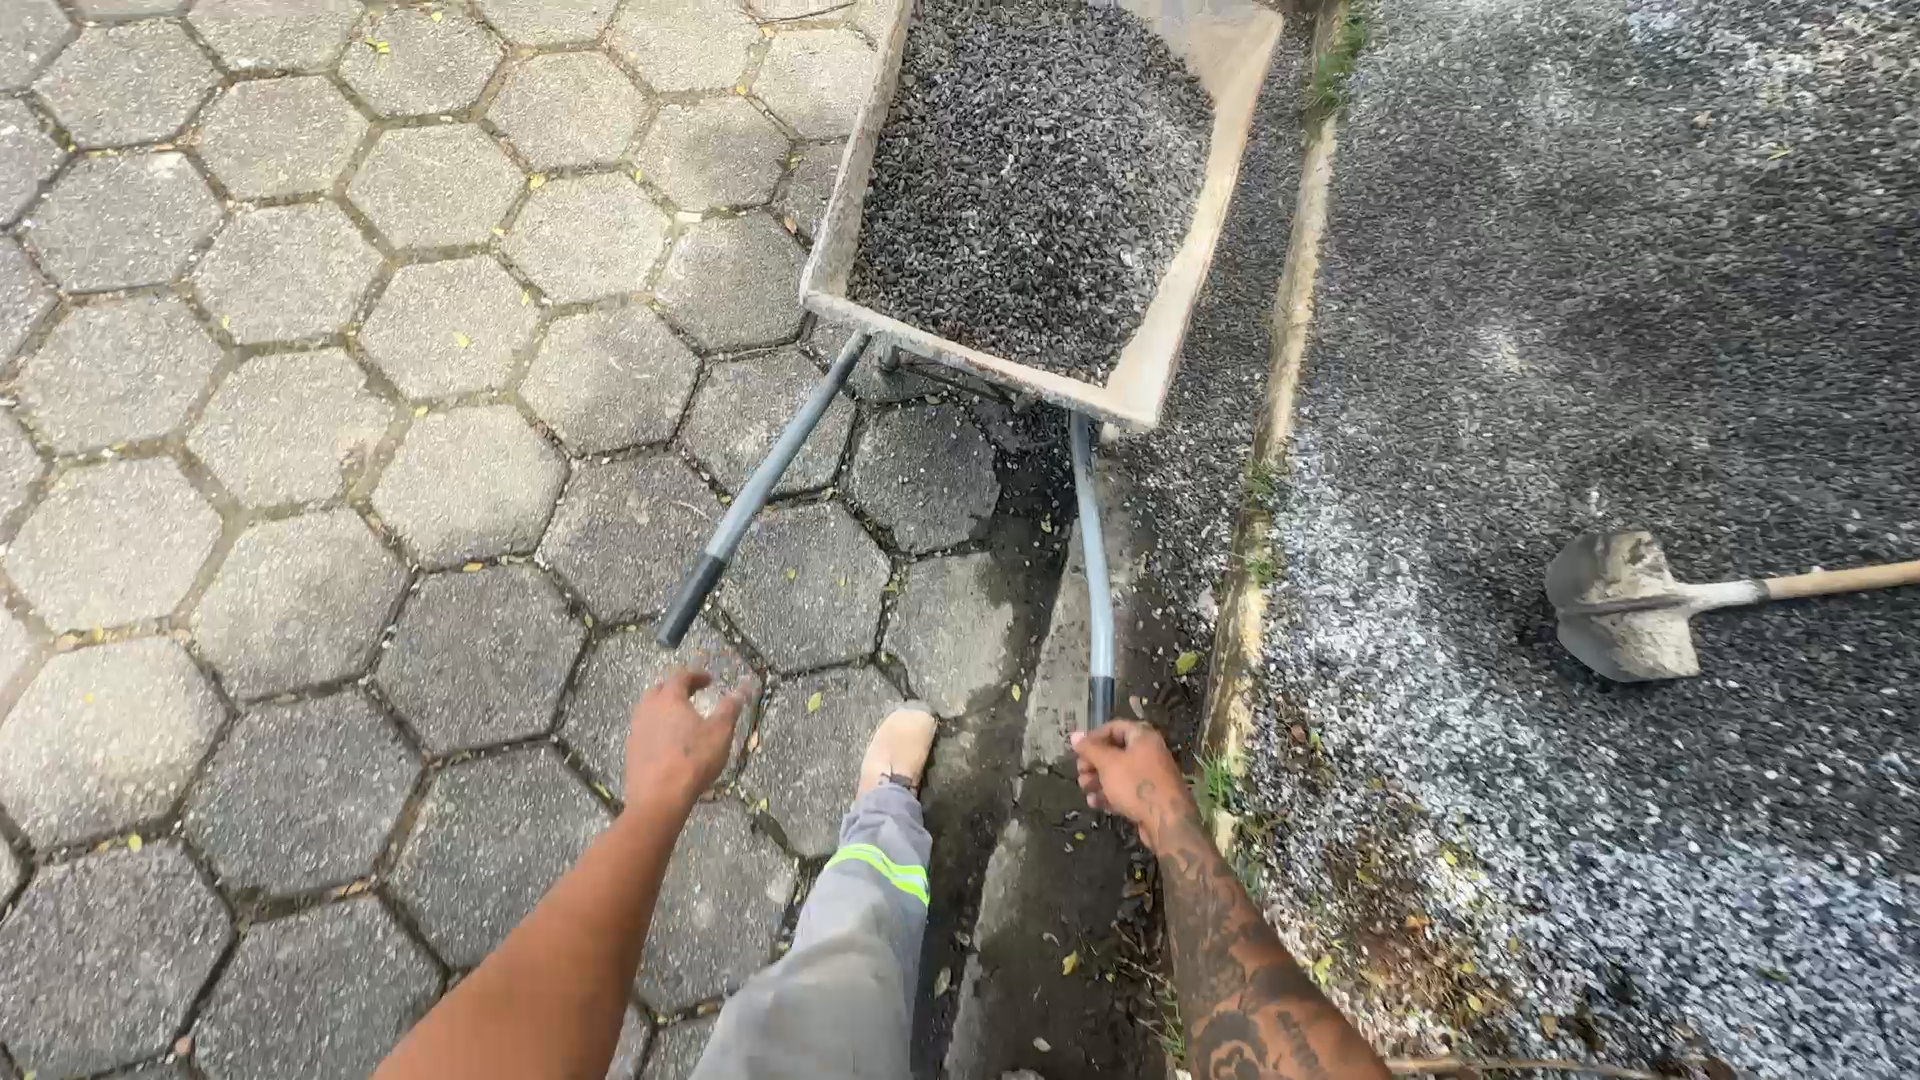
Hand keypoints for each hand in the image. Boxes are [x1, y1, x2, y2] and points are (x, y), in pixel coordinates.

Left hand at [624, 669, 753, 810]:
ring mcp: (636, 731)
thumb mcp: (721, 731)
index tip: (710, 680)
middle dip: (676, 688)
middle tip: (693, 693)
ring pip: (648, 709)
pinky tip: (668, 741)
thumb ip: (730, 707)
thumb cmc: (694, 759)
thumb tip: (742, 689)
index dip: (696, 675)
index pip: (680, 677)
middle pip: (659, 690)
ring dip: (664, 707)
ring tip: (680, 716)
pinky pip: (644, 729)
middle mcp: (648, 710)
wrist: (659, 798)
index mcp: (670, 699)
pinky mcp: (631, 751)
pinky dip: (657, 727)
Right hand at [1069, 721, 1197, 851]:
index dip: (1094, 736)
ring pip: (1118, 773)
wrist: (1167, 822)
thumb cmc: (1136, 784)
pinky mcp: (1149, 798)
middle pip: (1114, 751)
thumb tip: (1074, 735)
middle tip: (1079, 772)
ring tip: (1084, 789)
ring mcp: (1150, 776)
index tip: (1079, 749)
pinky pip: (1125, 790)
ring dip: (1098, 780)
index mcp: (1143, 737)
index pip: (1114, 727)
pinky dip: (1109, 794)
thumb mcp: (1108, 763)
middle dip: (1093, 762)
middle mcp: (1148, 753)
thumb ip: (1090, 748)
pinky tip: (1094, 803)